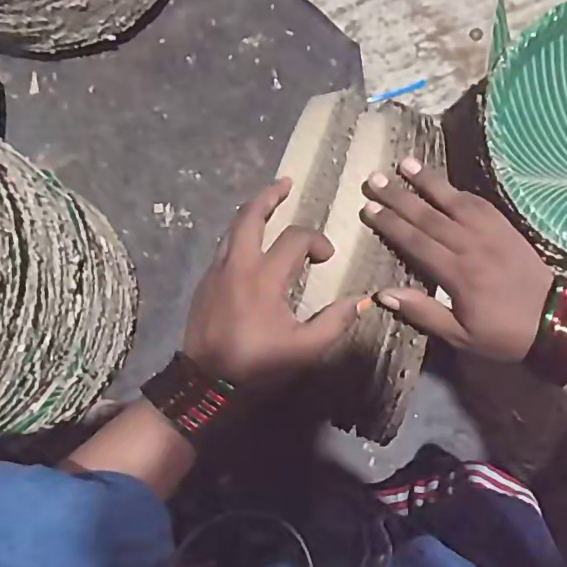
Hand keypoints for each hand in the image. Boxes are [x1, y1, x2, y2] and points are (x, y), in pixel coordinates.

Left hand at [183, 178, 363, 386]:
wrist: (204, 382)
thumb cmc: (256, 365)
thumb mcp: (304, 350)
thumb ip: (335, 322)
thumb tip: (362, 300)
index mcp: (263, 277)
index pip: (294, 239)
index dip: (316, 241)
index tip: (328, 257)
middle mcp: (237, 264)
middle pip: (250, 216)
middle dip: (269, 196)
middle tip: (285, 184)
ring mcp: (216, 271)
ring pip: (232, 229)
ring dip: (251, 213)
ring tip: (268, 205)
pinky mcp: (204, 282)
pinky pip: (224, 246)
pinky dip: (240, 235)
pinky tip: (250, 242)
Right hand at [359, 158, 553, 361]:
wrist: (557, 321)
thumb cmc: (503, 333)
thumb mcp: (460, 336)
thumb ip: (422, 312)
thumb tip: (383, 294)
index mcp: (458, 275)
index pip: (416, 242)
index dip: (390, 224)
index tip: (368, 208)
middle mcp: (472, 247)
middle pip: (429, 216)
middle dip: (399, 196)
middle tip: (374, 180)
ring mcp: (492, 234)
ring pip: (454, 201)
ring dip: (428, 181)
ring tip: (405, 163)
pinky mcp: (507, 228)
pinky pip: (478, 203)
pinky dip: (457, 191)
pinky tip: (441, 183)